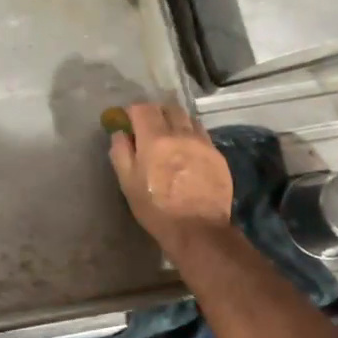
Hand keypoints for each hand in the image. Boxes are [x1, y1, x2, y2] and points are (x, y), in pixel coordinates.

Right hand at [107, 102, 233, 259]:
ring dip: (176, 122)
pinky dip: (191, 137)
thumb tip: (119, 133)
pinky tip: (187, 154)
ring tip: (170, 139)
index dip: (133, 112)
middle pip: (169, 108)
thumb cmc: (156, 209)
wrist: (198, 229)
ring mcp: (203, 143)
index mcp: (155, 139)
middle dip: (156, 113)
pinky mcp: (218, 155)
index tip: (128, 121)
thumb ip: (121, 153)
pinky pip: (202, 135)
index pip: (143, 108)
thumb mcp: (128, 184)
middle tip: (149, 128)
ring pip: (188, 119)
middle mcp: (181, 134)